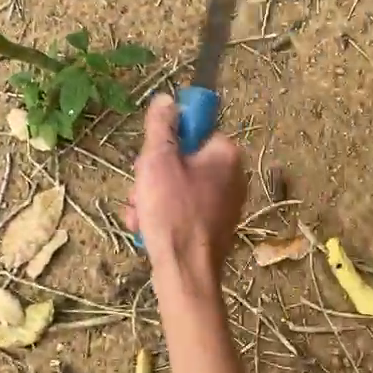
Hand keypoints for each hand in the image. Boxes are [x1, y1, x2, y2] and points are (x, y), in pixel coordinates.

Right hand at [123, 95, 245, 281]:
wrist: (186, 273)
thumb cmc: (173, 211)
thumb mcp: (158, 160)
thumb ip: (161, 126)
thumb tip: (167, 99)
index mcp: (226, 154)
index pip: (194, 130)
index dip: (167, 141)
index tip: (150, 157)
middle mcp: (233, 177)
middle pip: (182, 160)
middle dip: (152, 175)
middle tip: (140, 190)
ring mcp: (225, 205)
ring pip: (176, 188)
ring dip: (150, 198)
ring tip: (139, 214)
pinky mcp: (214, 229)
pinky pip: (182, 211)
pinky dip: (162, 217)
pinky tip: (147, 230)